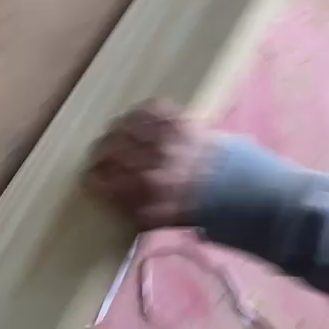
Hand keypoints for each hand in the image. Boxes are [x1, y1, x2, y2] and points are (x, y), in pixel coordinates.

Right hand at [84, 98, 216, 229]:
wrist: (240, 189)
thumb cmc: (199, 207)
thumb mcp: (161, 219)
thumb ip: (131, 210)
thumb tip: (106, 196)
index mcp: (147, 192)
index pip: (106, 181)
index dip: (92, 179)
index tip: (88, 178)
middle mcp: (154, 163)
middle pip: (111, 151)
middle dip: (100, 154)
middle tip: (98, 155)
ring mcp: (168, 138)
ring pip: (126, 127)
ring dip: (116, 131)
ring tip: (113, 134)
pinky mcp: (182, 120)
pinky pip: (151, 109)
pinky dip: (139, 112)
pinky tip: (135, 118)